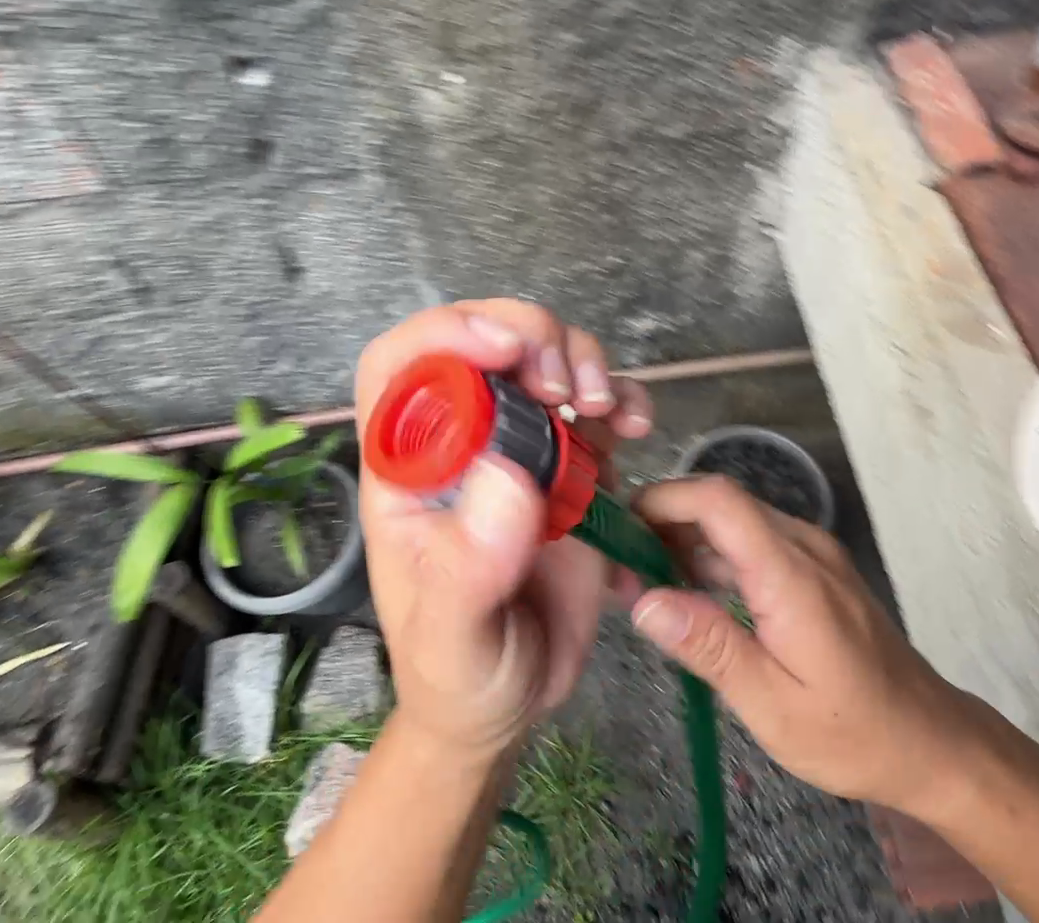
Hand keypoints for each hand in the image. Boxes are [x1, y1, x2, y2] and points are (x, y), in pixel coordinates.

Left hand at [354, 299, 653, 760]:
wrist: (510, 702)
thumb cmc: (458, 672)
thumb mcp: (453, 636)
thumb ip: (469, 565)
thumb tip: (509, 473)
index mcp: (407, 472)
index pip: (401, 369)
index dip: (446, 336)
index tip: (506, 350)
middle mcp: (463, 447)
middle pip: (484, 346)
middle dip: (530, 340)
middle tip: (566, 388)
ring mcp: (521, 453)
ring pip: (546, 364)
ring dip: (584, 363)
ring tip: (607, 409)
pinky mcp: (572, 471)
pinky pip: (597, 410)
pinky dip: (623, 400)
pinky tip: (637, 426)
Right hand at [626, 477, 986, 812]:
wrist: (930, 741)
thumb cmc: (851, 733)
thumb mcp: (771, 705)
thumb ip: (709, 646)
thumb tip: (644, 601)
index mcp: (791, 574)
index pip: (719, 500)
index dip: (663, 501)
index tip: (617, 532)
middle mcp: (804, 547)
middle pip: (723, 504)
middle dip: (664, 524)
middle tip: (622, 574)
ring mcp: (814, 556)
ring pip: (737, 522)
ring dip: (686, 541)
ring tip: (644, 587)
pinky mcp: (816, 571)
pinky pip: (756, 544)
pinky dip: (715, 557)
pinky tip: (690, 596)